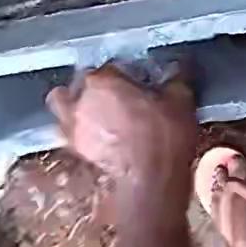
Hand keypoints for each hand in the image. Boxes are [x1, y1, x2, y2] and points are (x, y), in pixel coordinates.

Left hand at [46, 65, 198, 193]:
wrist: (149, 181)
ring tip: (101, 112)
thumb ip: (177, 77)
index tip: (142, 82)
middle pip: (81, 83)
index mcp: (103, 80)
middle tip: (119, 95)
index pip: (112, 65)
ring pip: (64, 105)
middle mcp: (80, 99)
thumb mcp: (181, 100)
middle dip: (97, 86)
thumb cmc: (162, 137)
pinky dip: (83, 130)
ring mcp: (72, 126)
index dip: (129, 73)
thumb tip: (180, 65)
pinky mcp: (75, 150)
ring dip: (78, 105)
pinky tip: (104, 136)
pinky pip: (72, 132)